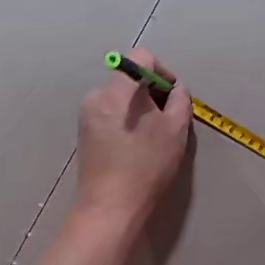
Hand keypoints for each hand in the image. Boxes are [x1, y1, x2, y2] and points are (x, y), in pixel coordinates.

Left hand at [73, 47, 190, 226]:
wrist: (109, 208)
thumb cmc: (145, 167)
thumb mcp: (175, 131)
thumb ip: (179, 102)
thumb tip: (174, 91)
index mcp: (115, 91)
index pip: (139, 57)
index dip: (162, 69)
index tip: (172, 95)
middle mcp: (96, 96)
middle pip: (129, 78)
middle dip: (152, 93)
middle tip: (168, 119)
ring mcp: (86, 116)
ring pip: (120, 98)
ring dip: (140, 108)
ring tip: (154, 136)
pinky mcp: (85, 134)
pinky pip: (110, 114)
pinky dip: (127, 121)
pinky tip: (137, 146)